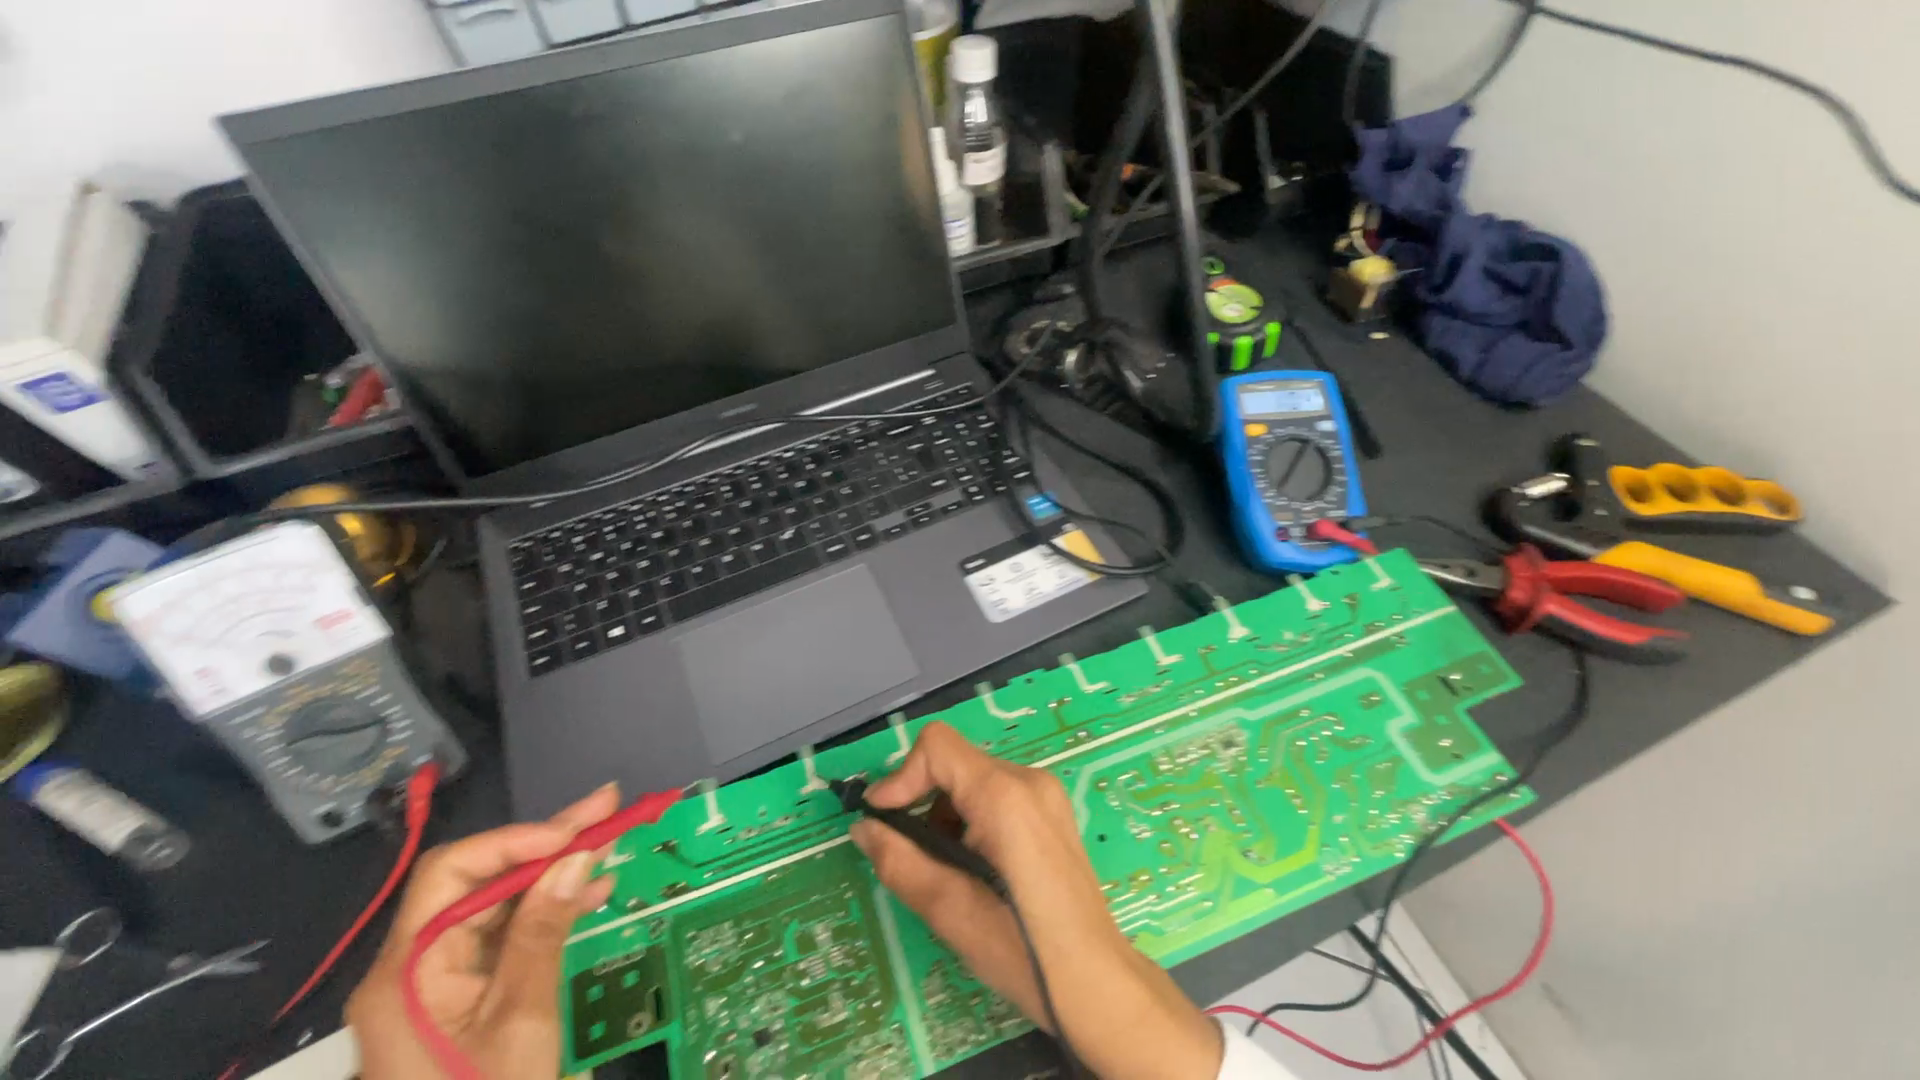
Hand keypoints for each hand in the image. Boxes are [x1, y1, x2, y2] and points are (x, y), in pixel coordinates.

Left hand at [347, 784, 620, 1079]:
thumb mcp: (522, 1023)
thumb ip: (542, 934)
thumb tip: (574, 859)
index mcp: (406, 971)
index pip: (453, 874)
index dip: (517, 841)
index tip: (577, 831)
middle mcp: (409, 967)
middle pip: (475, 883)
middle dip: (544, 846)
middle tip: (606, 811)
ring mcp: (431, 984)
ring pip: (493, 906)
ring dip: (551, 876)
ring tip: (611, 847)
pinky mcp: (454, 999)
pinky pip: (499, 938)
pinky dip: (543, 914)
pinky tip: (590, 895)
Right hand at [851, 722, 1222, 1079]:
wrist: (1094, 980)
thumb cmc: (1021, 950)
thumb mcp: (948, 910)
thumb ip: (899, 860)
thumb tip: (864, 828)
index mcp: (1006, 795)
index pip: (937, 746)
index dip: (901, 777)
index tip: (884, 822)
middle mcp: (1029, 781)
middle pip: (954, 763)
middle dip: (922, 803)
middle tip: (912, 856)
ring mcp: (1046, 795)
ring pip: (973, 780)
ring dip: (945, 815)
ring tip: (947, 872)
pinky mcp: (1052, 813)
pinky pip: (997, 796)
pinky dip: (971, 820)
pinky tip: (974, 869)